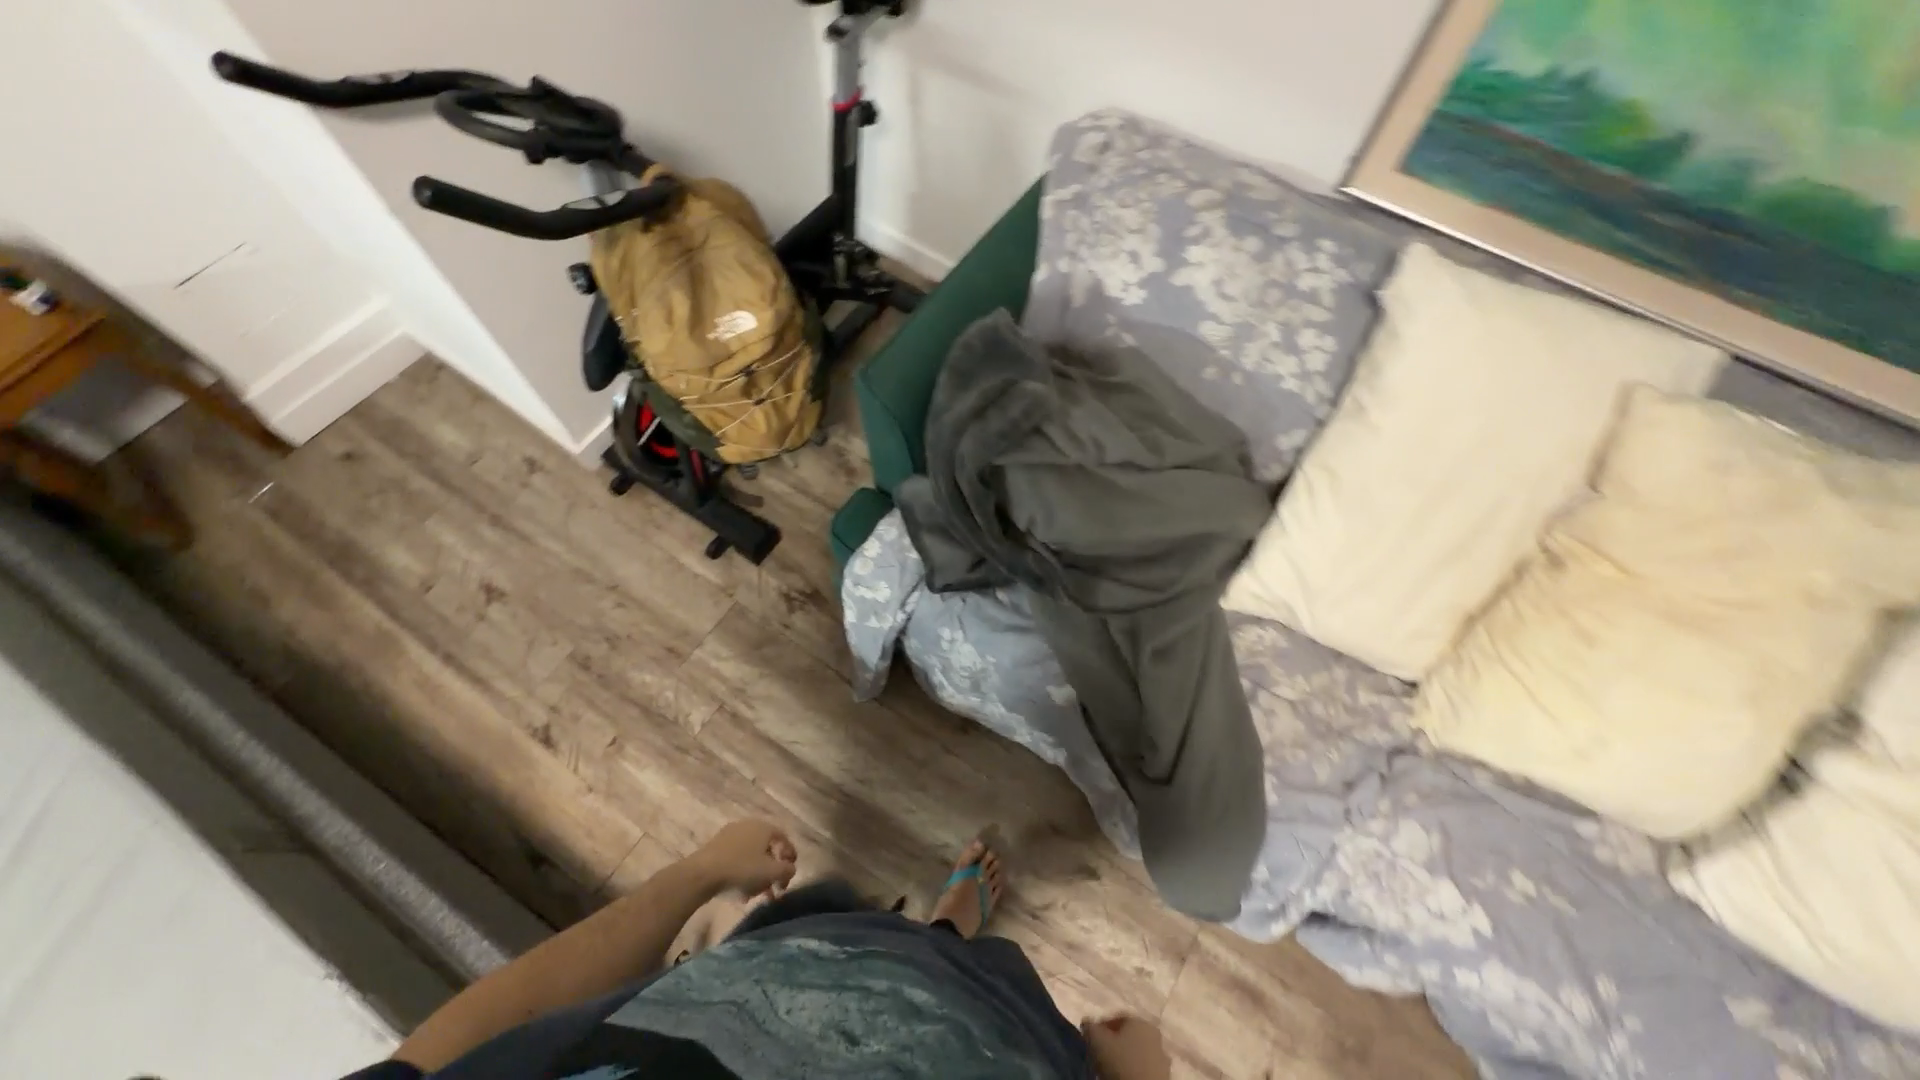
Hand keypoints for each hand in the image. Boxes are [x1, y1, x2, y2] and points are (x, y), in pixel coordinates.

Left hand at [692, 819, 798, 896]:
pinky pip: (735, 860)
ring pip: (750, 856)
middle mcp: (747, 826)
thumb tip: (790, 869)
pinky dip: (742, 873)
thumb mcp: (771, 872)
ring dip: (757, 875)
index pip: (783, 838)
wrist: (701, 874)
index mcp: (763, 827)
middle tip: (774, 889)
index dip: (790, 855)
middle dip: (772, 870)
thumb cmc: (742, 869)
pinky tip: (740, 892)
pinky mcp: (714, 848)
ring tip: (757, 895)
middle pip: (766, 849)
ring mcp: (729, 836)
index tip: (790, 873)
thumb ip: (787, 870)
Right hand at [1082, 1014, 1171, 1079]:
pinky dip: (1133, 1068)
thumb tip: (1086, 1021)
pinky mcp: (1164, 1073)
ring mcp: (1161, 1054)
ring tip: (1111, 1066)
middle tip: (1100, 1051)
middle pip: (1129, 1034)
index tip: (1091, 1037)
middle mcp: (1154, 1033)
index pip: (1118, 1016)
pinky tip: (1124, 1074)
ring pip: (1138, 1050)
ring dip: (1125, 1056)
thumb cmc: (1120, 1062)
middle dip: (1114, 1041)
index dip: (1102, 1025)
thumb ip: (1090, 1027)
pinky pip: (1144, 1066)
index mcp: (1140, 1020)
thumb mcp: (1097, 1041)